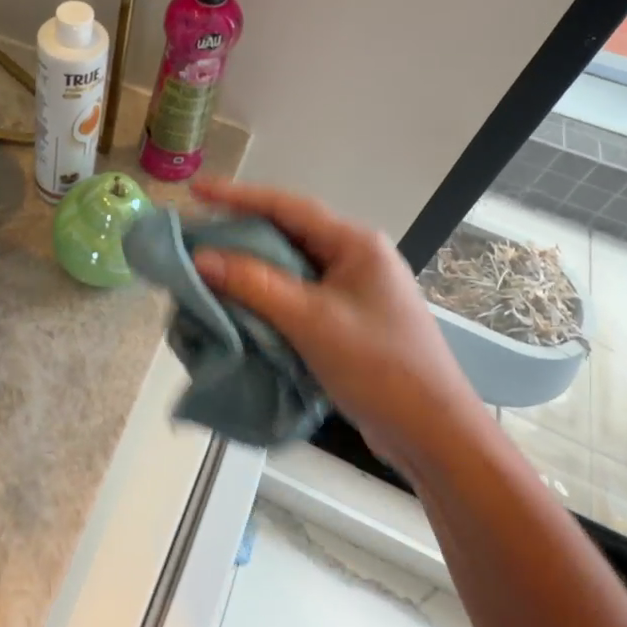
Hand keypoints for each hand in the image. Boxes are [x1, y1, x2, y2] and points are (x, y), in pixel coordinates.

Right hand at [188, 178, 489, 468]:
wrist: (433, 435)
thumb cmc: (379, 367)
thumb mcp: (311, 320)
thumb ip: (253, 284)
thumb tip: (201, 257)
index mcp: (355, 244)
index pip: (286, 206)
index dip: (237, 196)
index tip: (195, 191)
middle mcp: (354, 258)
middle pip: (285, 234)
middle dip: (238, 235)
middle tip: (192, 237)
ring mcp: (352, 290)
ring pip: (288, 267)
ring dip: (248, 269)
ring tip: (205, 270)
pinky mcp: (346, 321)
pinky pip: (295, 296)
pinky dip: (264, 298)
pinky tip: (236, 306)